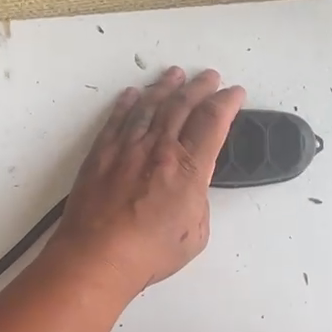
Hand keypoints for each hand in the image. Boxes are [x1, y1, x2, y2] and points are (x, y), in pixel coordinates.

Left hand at [45, 67, 244, 294]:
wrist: (97, 256)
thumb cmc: (146, 252)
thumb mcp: (195, 234)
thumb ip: (198, 202)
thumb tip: (191, 189)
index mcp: (188, 168)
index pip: (213, 121)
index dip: (227, 102)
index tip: (234, 94)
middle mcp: (158, 150)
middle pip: (182, 105)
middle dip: (199, 87)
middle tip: (209, 76)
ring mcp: (126, 149)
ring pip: (149, 106)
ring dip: (164, 87)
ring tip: (174, 74)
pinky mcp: (100, 155)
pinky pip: (116, 120)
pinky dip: (126, 104)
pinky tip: (132, 95)